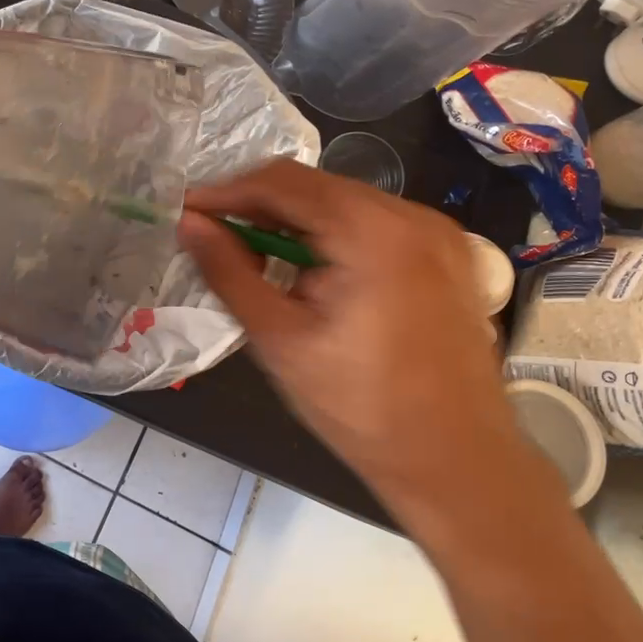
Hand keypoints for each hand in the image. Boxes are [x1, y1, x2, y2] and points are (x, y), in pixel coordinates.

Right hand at [179, 159, 543, 521]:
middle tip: (212, 237)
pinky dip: (329, 235)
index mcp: (371, 231)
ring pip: (342, 202)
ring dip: (291, 221)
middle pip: (314, 186)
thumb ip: (228, 270)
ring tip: (253, 258)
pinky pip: (372, 224)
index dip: (225, 192)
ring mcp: (437, 234)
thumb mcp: (278, 337)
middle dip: (256, 206)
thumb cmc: (359, 404)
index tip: (185, 214)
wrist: (457, 459)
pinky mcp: (447, 257)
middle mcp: (411, 216)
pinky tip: (306, 271)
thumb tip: (188, 224)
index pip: (281, 181)